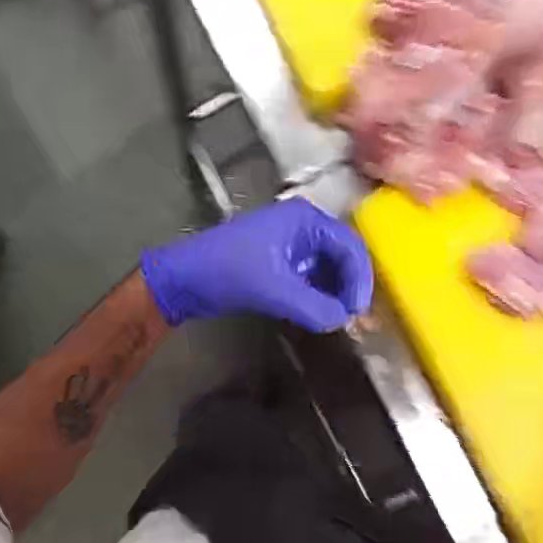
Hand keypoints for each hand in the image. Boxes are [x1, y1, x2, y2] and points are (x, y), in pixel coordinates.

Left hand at [140, 199, 372, 331]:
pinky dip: (315, 297)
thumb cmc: (227, 272)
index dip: (359, 279)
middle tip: (351, 319)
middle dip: (348, 287)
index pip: (350, 246)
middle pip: (341, 257)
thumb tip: (340, 322)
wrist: (183, 280)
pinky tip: (318, 316)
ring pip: (325, 270)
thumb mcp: (273, 289)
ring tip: (335, 320)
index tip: (359, 311)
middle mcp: (301, 228)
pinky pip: (307, 280)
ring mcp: (288, 247)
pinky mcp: (276, 267)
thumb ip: (312, 306)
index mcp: (305, 220)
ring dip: (332, 294)